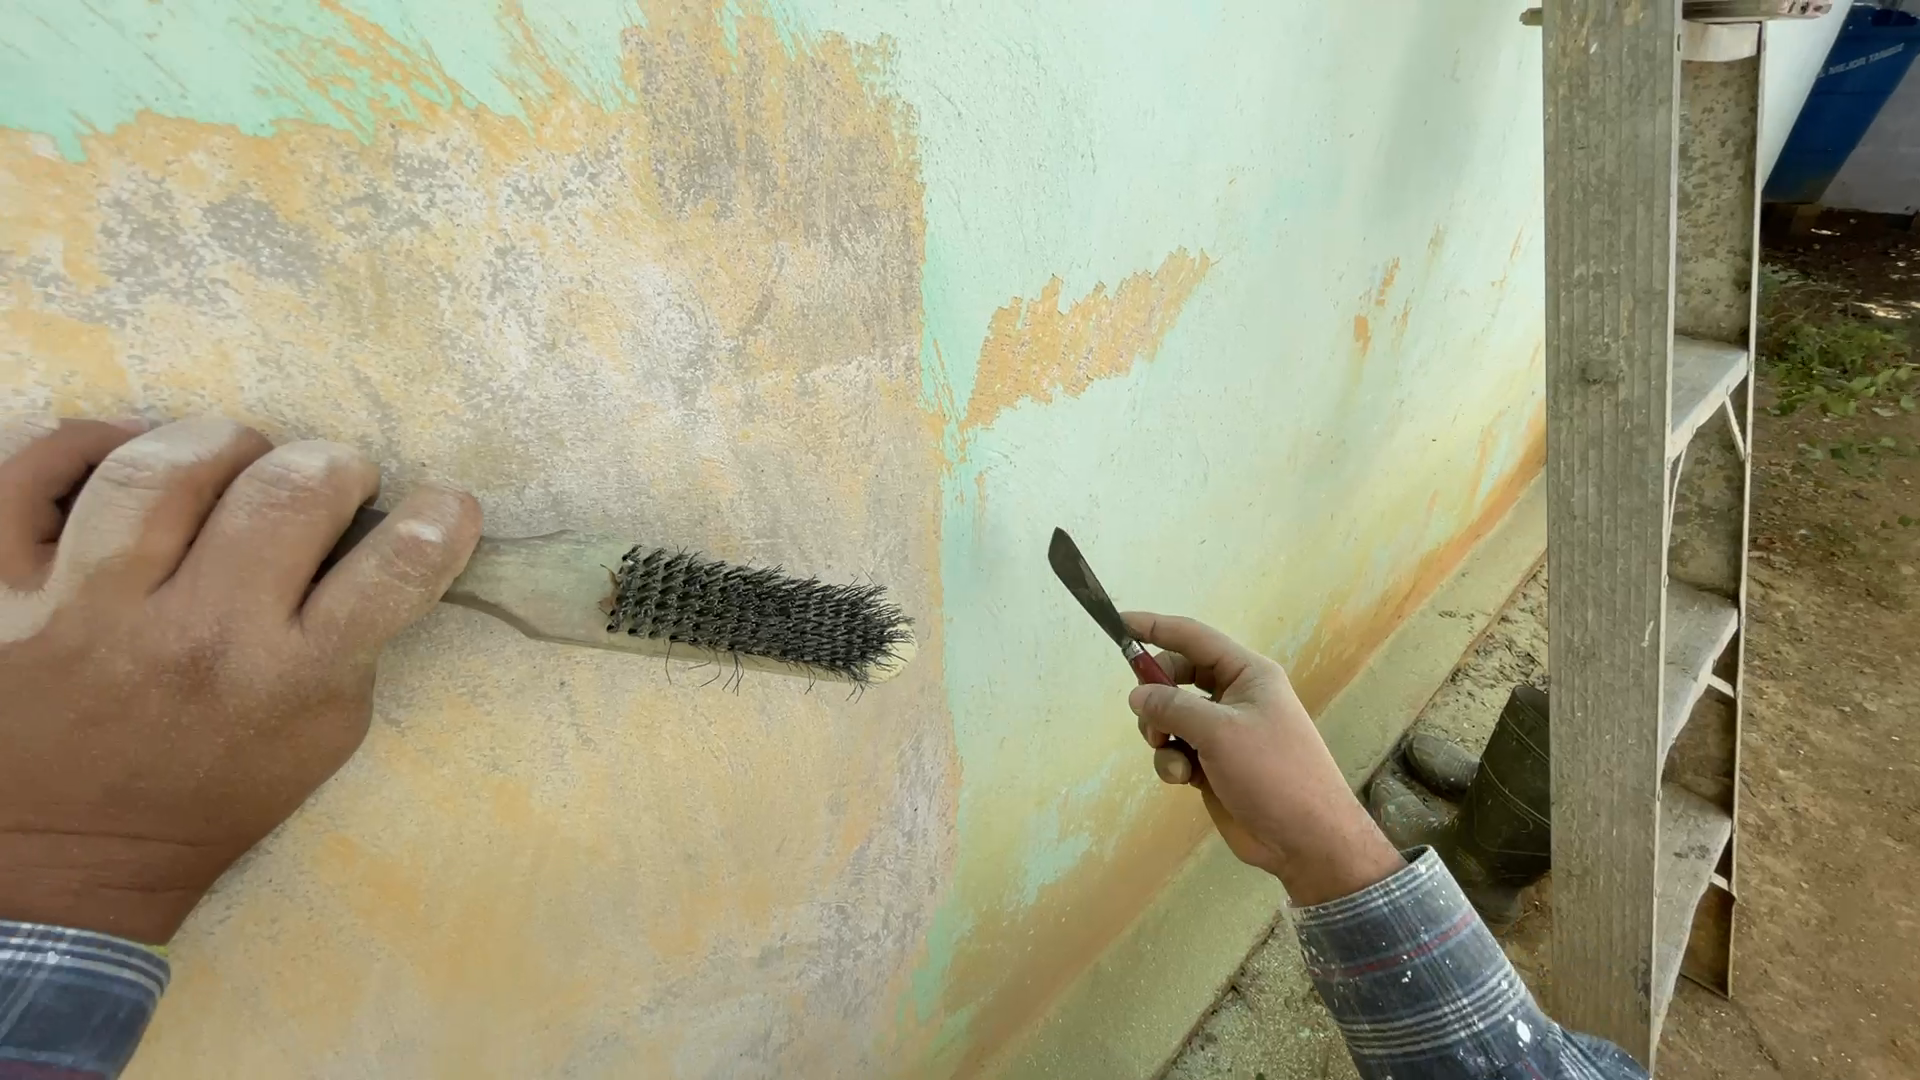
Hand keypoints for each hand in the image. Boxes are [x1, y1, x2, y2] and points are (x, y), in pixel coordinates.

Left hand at [0, 416, 480, 943]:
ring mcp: (79, 611)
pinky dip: (88, 441)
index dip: (441, 519)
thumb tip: (377, 549)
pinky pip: (20, 474)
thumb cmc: (223, 790)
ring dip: (224, 442)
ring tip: (238, 455)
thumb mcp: (332, 727)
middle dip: (334, 464)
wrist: (56, 861)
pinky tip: (130, 449)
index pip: (397, 570)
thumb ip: (358, 639)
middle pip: (288, 496)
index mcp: (295, 674)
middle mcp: (198, 635)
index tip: (447, 504)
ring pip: (159, 470)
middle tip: (335, 475)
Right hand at [1123, 612, 1403, 905]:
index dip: (1155, 627)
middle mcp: (1234, 696)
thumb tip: (1137, 695)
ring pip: (1170, 715)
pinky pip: (1176, 748)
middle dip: (1155, 693)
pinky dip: (1171, 760)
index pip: (1193, 637)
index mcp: (1247, 674)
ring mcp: (1223, 731)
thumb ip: (1172, 706)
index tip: (1120, 623)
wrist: (1307, 843)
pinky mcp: (1212, 763)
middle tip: (1142, 710)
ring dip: (1161, 732)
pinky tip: (1183, 778)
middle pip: (1176, 676)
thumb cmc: (1273, 773)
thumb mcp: (1219, 731)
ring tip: (1169, 752)